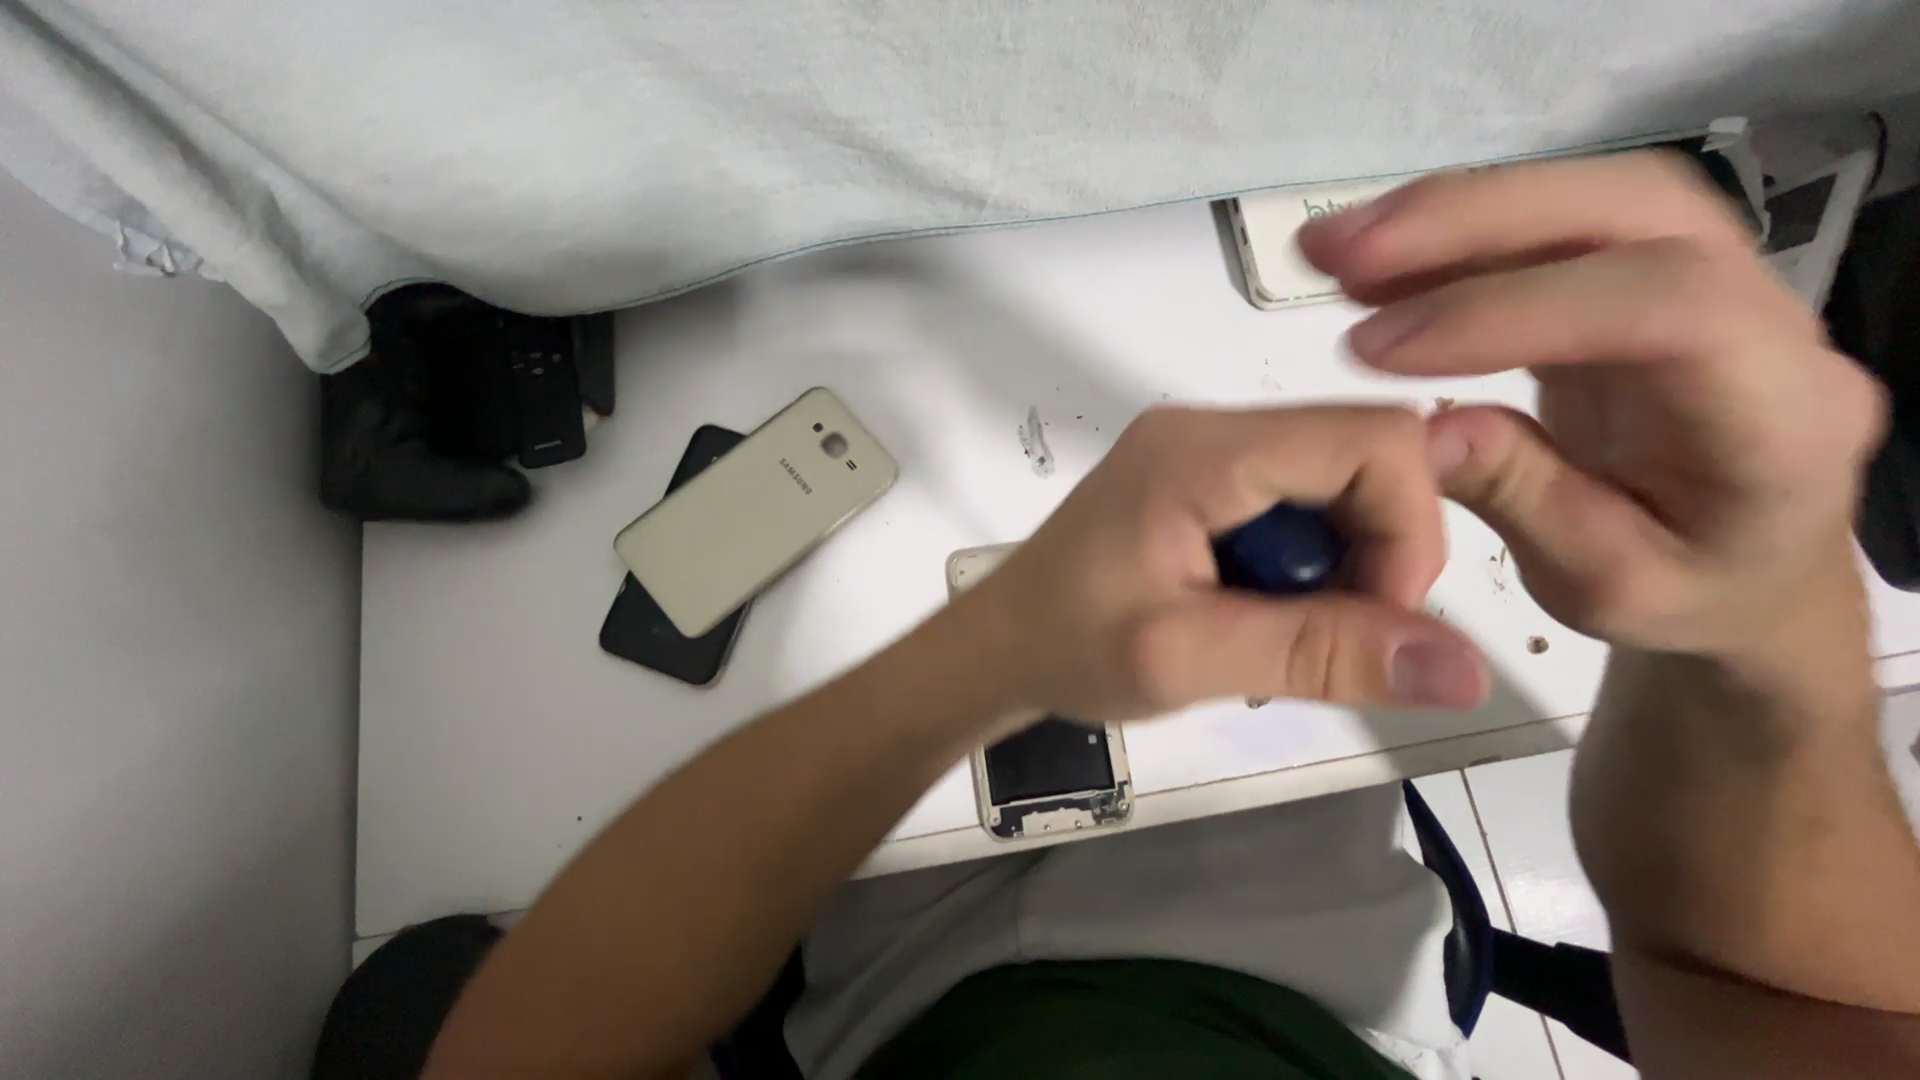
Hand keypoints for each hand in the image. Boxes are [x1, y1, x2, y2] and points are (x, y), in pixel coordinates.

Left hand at [963, 405, 1489, 722]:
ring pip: (1333, 487)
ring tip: (1274, 633)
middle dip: (1372, 556)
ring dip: (1336, 569)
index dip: (1408, 531)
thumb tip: (1466, 667)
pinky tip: (1254, 613)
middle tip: (1320, 639)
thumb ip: (1320, 656)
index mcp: (1200, 450)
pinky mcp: (1195, 483)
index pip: (1375, 439)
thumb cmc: (1066, 648)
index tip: (1373, 621)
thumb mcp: (1185, 659)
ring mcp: (1199, 452)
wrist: (996, 646)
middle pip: (1360, 459)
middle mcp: (1207, 429)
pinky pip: (1292, 505)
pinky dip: (1300, 567)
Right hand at [1298, 153, 1886, 664]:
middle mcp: (1760, 316)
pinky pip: (1549, 235)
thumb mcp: (1602, 581)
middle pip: (1629, 211)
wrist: (1747, 568)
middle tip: (1336, 255)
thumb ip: (1522, 498)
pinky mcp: (1637, 285)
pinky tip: (1369, 270)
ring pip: (1584, 201)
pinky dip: (1449, 240)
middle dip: (1469, 222)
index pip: (1664, 307)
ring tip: (1328, 250)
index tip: (1372, 352)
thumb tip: (1417, 434)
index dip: (1511, 310)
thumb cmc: (1686, 591)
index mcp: (1777, 409)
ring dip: (1444, 216)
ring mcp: (1704, 284)